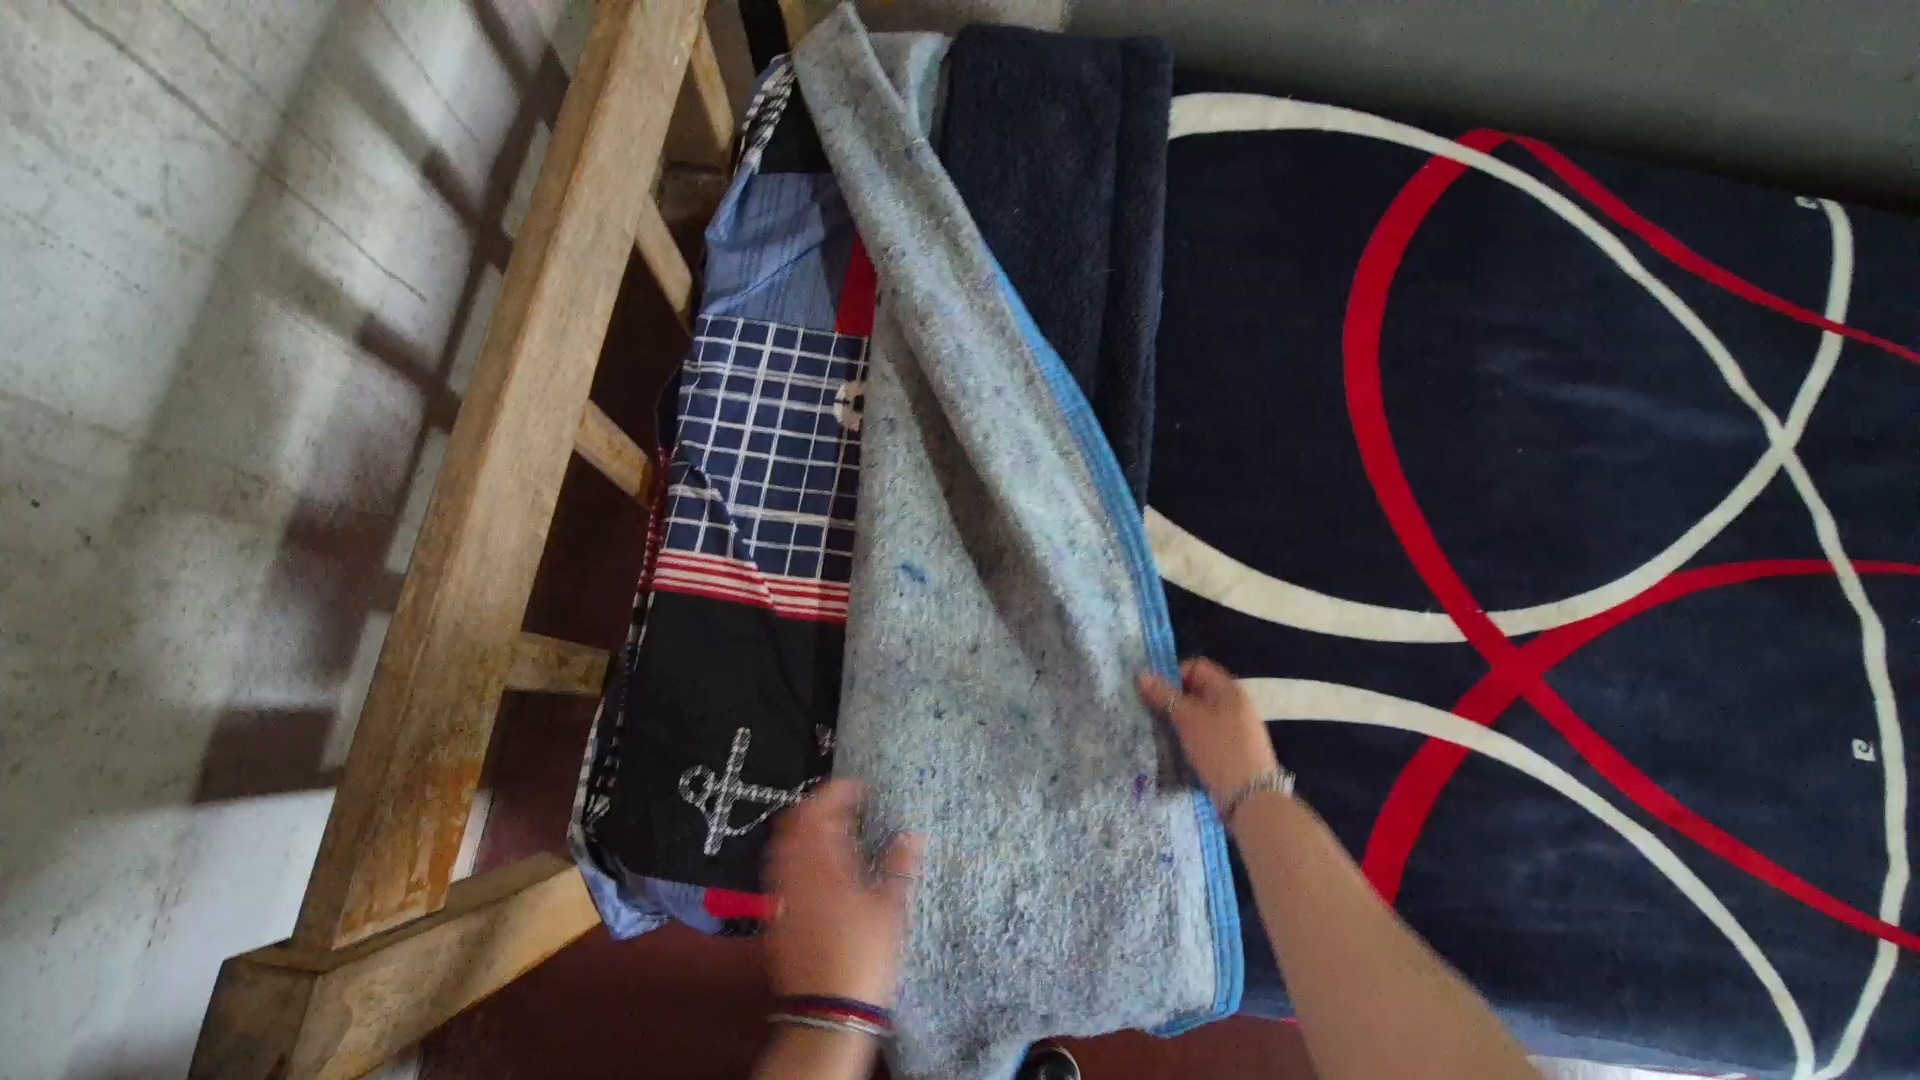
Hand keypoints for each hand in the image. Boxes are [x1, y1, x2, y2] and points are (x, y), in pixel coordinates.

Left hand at [764, 779, 924, 1006]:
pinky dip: (796, 854)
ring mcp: (781, 894)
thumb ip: (900, 867)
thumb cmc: (864, 956)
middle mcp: (795, 872)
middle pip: (795, 823)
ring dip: (805, 829)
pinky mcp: (776, 915)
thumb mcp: (892, 910)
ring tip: (832, 832)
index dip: (837, 792)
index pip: (820, 811)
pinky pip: (780, 869)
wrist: (827, 1011)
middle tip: (845, 806)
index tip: (858, 787)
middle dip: (818, 806)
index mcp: (824, 863)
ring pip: (783, 845)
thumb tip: (912, 835)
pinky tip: (817, 867)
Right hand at [1139, 657, 1278, 806]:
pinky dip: (1191, 737)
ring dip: (1180, 720)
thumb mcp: (1188, 719)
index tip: (1156, 694)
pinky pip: (1207, 733)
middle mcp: (1235, 704)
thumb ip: (1165, 696)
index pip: (1196, 667)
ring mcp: (1236, 728)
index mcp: (1229, 689)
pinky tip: (1179, 749)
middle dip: (1173, 699)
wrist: (1251, 797)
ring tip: (1163, 733)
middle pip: (1197, 690)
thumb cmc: (1219, 749)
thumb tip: (1142, 675)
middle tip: (1154, 714)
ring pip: (1200, 714)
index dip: (1174, 675)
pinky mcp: (1233, 749)